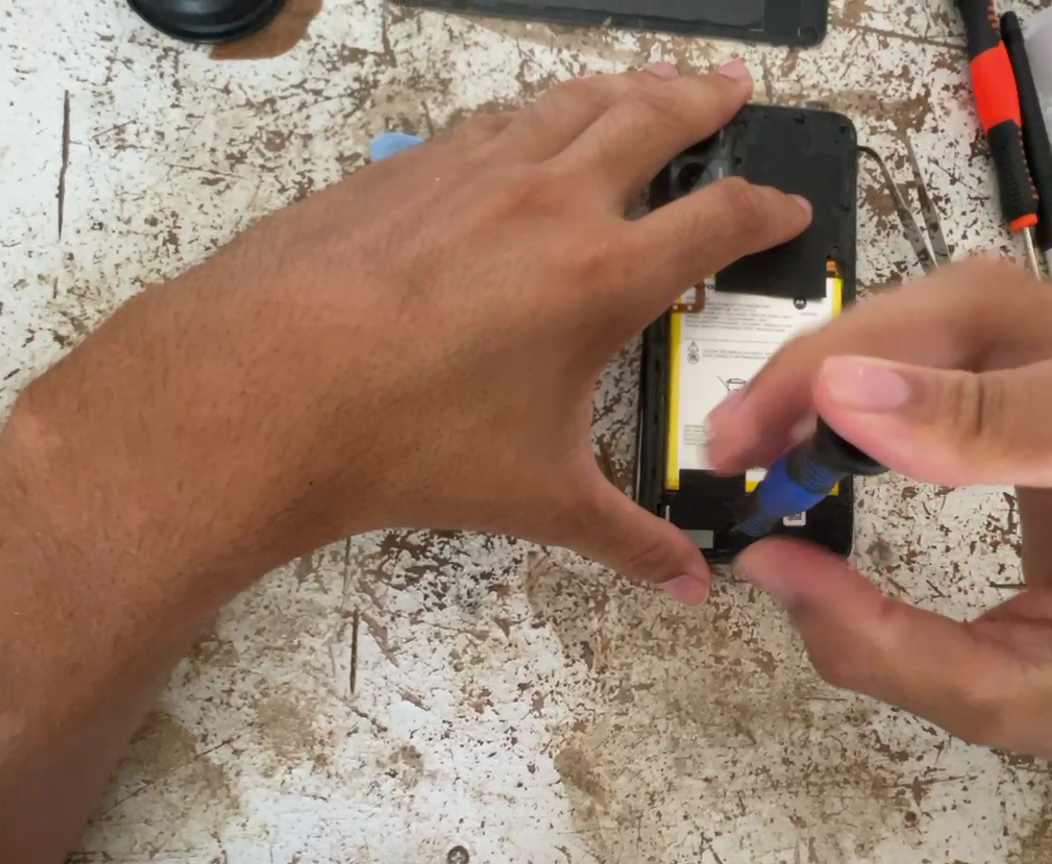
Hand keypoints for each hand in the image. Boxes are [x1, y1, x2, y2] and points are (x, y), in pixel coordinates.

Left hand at [0, 62, 809, 604]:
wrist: (262, 394)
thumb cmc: (416, 445)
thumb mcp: (542, 499)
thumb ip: (630, 541)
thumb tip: (689, 589)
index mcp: (600, 275)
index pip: (717, 223)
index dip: (766, 212)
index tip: (789, 206)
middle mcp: (548, 201)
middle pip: (652, 119)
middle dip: (707, 101)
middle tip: (735, 88)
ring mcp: (470, 172)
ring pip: (568, 103)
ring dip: (622, 90)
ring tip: (649, 85)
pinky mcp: (404, 170)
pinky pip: (493, 125)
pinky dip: (534, 116)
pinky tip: (527, 133)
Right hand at [709, 259, 1051, 793]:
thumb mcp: (995, 706)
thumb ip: (877, 644)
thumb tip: (761, 555)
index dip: (982, 405)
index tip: (837, 413)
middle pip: (1021, 319)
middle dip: (861, 358)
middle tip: (743, 433)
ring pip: (976, 305)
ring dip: (848, 351)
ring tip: (758, 426)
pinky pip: (959, 327)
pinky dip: (867, 357)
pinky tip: (811, 409)